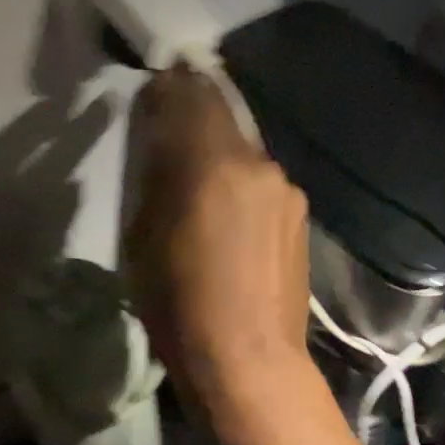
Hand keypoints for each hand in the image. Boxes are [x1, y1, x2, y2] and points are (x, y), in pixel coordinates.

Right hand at [123, 64, 310, 406]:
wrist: (250, 360)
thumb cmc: (179, 305)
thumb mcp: (143, 235)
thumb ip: (156, 173)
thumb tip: (162, 139)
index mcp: (213, 163)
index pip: (191, 93)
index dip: (170, 84)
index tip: (154, 89)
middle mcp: (258, 163)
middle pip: (223, 116)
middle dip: (195, 116)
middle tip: (169, 134)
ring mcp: (286, 188)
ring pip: (246, 151)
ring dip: (221, 155)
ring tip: (200, 190)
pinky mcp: (300, 214)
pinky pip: (264, 182)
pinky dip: (243, 184)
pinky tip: (231, 221)